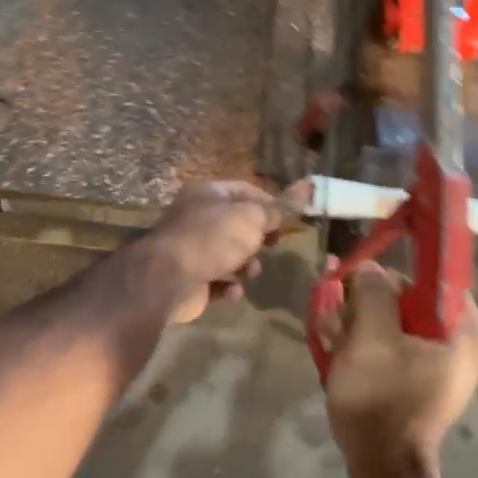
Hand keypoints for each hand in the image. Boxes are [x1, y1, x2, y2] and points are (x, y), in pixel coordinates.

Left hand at [135, 181, 286, 322]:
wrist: (168, 279)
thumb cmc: (212, 239)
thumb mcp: (252, 218)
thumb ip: (279, 208)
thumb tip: (308, 187)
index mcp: (207, 195)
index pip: (244, 190)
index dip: (268, 204)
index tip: (287, 220)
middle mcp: (196, 218)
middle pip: (236, 224)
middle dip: (256, 238)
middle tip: (271, 245)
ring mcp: (191, 250)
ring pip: (228, 254)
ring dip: (245, 265)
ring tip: (249, 271)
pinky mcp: (190, 280)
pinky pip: (217, 281)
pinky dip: (228, 286)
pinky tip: (232, 290)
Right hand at [316, 263, 477, 472]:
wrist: (381, 465)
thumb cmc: (381, 397)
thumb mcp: (371, 336)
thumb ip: (371, 292)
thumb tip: (370, 268)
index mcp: (466, 330)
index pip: (430, 279)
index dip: (389, 275)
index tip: (354, 278)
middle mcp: (463, 343)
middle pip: (411, 302)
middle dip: (368, 302)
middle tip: (334, 305)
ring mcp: (442, 365)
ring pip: (398, 325)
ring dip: (361, 322)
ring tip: (329, 328)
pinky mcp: (420, 381)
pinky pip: (394, 348)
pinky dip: (367, 344)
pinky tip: (337, 346)